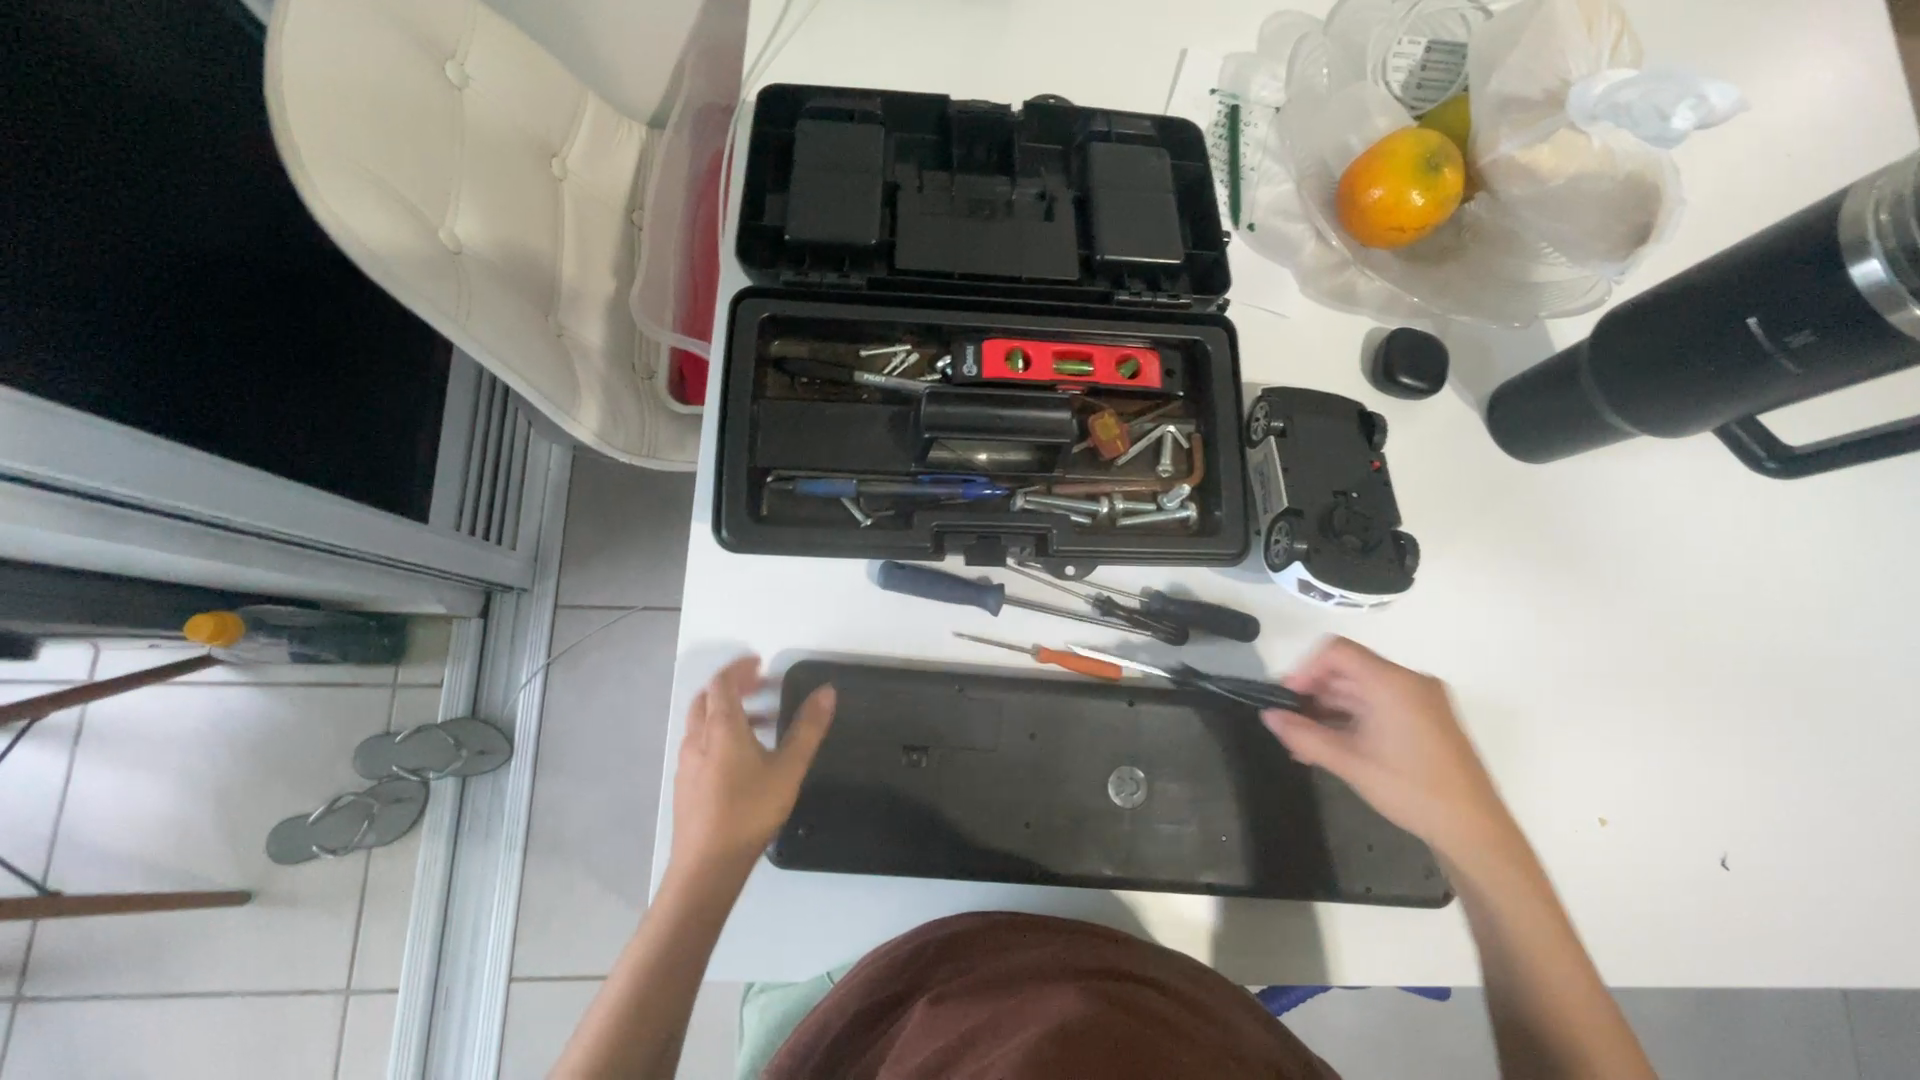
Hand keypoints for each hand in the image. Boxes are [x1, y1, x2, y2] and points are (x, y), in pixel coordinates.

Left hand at [670, 656, 834, 877]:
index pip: (722, 683)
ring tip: (763, 723)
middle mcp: (697, 739)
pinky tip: (744, 761)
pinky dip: (721, 736)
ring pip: (703, 724)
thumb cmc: (750, 811)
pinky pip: (701, 745)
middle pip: (707, 699)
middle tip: (761, 687)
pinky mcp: (686, 785)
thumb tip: (826, 691)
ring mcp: (687, 763)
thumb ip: (808, 728)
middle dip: (733, 687)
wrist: (707, 865)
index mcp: (720, 727)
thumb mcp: (789, 768)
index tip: (762, 664)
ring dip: (729, 713)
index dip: (740, 669)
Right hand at [1262, 637, 1516, 860]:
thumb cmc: (1411, 789)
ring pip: (1362, 690)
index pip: (1337, 651)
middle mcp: (1409, 682)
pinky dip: (1353, 719)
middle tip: (1291, 725)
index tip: (1288, 699)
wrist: (1474, 828)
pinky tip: (1334, 746)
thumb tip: (1268, 716)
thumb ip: (1303, 735)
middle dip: (1315, 694)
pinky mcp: (1427, 718)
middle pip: (1349, 670)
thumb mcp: (1350, 763)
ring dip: (1330, 710)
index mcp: (1393, 683)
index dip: (1305, 669)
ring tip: (1306, 742)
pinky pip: (1380, 705)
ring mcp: (1422, 700)